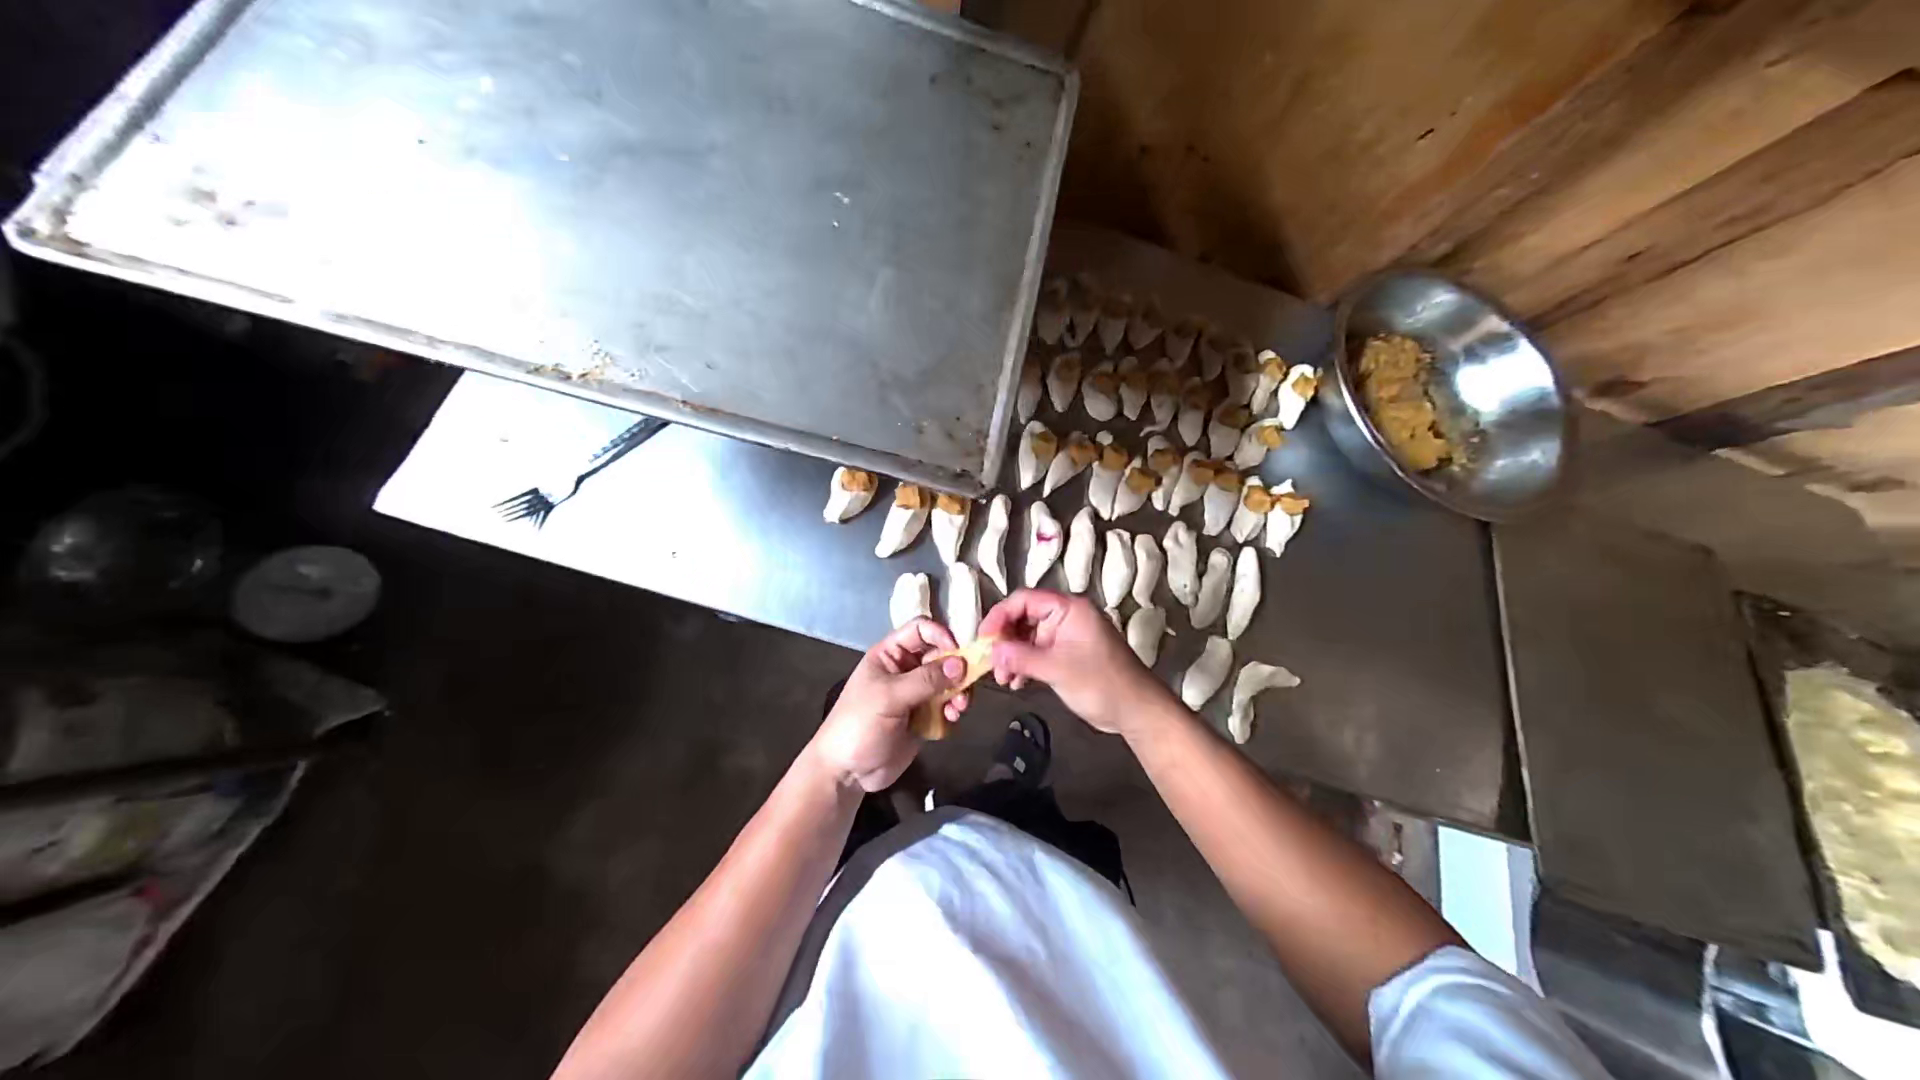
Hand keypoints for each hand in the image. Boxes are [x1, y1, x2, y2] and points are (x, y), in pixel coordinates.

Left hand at [808, 619, 971, 791]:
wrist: (847, 772)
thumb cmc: (859, 725)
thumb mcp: (889, 697)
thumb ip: (926, 679)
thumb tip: (961, 663)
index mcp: (890, 654)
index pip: (921, 629)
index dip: (942, 634)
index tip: (960, 651)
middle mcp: (905, 668)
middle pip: (941, 655)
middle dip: (957, 668)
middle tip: (965, 685)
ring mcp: (916, 693)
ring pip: (949, 681)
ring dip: (959, 690)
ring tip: (959, 707)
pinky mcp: (925, 716)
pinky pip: (947, 704)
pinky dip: (954, 708)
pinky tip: (952, 718)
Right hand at [977, 589, 1171, 734]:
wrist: (1135, 711)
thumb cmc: (1100, 684)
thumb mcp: (1056, 669)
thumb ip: (1021, 657)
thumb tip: (990, 652)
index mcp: (1069, 609)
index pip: (1024, 600)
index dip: (1000, 616)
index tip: (983, 638)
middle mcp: (1067, 616)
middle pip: (1023, 617)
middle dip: (1005, 640)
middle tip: (992, 663)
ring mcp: (1067, 636)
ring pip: (1028, 637)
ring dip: (1012, 656)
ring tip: (1004, 679)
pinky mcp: (1067, 654)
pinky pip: (1037, 651)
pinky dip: (1024, 664)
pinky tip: (1016, 681)